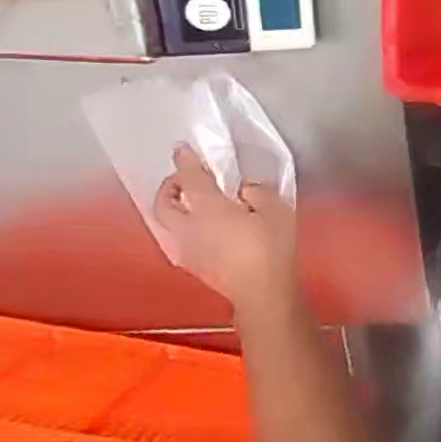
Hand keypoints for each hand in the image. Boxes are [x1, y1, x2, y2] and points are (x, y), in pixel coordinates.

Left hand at [153, 144, 298, 315]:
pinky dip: (189, 229)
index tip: (181, 148)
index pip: (190, 178)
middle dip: (169, 188)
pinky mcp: (196, 267)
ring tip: (196, 206)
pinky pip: (184, 241)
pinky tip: (209, 232)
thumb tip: (245, 190)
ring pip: (170, 224)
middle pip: (164, 204)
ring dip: (178, 210)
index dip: (185, 160)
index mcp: (208, 208)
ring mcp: (189, 250)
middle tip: (183, 180)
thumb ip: (258, 193)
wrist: (262, 292)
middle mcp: (190, 227)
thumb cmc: (270, 248)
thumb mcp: (276, 211)